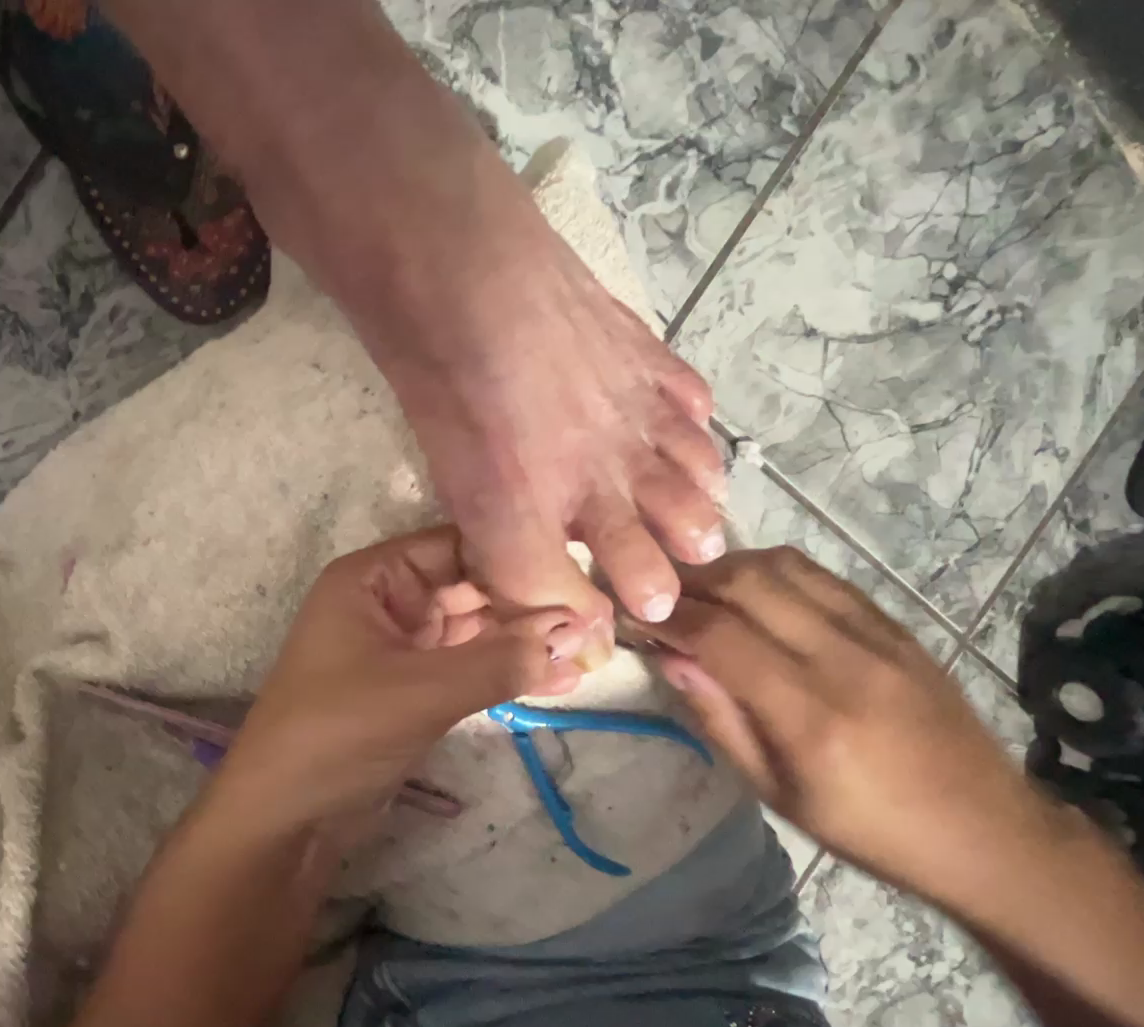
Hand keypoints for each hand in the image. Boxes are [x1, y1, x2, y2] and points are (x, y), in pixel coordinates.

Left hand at [208, 526, 585, 837]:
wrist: (284, 819)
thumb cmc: (338, 733)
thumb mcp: (421, 691)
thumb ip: (499, 659)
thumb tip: (578, 631)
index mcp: (372, 579)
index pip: (455, 545)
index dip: (514, 555)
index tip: (580, 569)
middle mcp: (387, 602)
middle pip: (469, 586)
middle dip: (528, 604)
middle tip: (599, 619)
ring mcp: (400, 647)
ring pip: (474, 630)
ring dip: (524, 643)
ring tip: (593, 651)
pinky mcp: (413, 688)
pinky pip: (468, 667)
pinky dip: (506, 672)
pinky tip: (559, 680)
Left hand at [368, 220, 726, 668]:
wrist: (467, 289)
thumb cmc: (442, 396)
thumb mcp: (454, 492)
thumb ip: (503, 553)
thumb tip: (548, 604)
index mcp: (541, 524)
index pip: (584, 596)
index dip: (606, 615)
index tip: (619, 621)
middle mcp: (607, 481)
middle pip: (670, 542)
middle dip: (678, 567)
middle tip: (680, 574)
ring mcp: (638, 416)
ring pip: (697, 478)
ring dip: (701, 504)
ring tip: (701, 518)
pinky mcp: (649, 360)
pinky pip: (693, 404)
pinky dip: (696, 427)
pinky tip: (690, 430)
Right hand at [646, 546, 1055, 902]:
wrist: (986, 831)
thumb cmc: (868, 829)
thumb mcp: (775, 792)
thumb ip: (718, 718)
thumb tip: (668, 656)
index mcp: (811, 715)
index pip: (718, 635)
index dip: (665, 617)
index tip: (627, 612)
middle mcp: (844, 659)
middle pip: (748, 582)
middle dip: (688, 579)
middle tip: (654, 591)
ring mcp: (877, 633)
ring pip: (784, 565)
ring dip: (727, 566)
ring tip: (696, 587)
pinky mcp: (896, 624)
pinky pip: (820, 576)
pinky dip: (771, 571)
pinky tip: (751, 589)